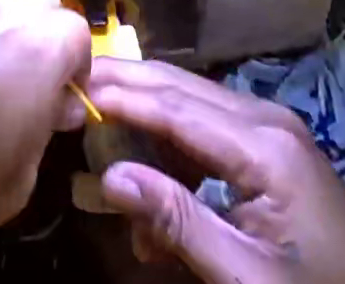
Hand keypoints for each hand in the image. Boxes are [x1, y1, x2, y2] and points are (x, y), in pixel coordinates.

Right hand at [87, 58, 344, 283]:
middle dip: (126, 84)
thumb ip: (177, 222)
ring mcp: (271, 129)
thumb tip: (109, 176)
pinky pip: (209, 127)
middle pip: (179, 86)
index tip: (72, 86)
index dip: (121, 96)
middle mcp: (264, 118)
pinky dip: (173, 144)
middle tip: (74, 80)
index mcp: (263, 145)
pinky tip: (153, 179)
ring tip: (102, 133)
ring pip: (189, 100)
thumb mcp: (247, 277)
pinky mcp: (272, 146)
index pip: (174, 105)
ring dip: (146, 117)